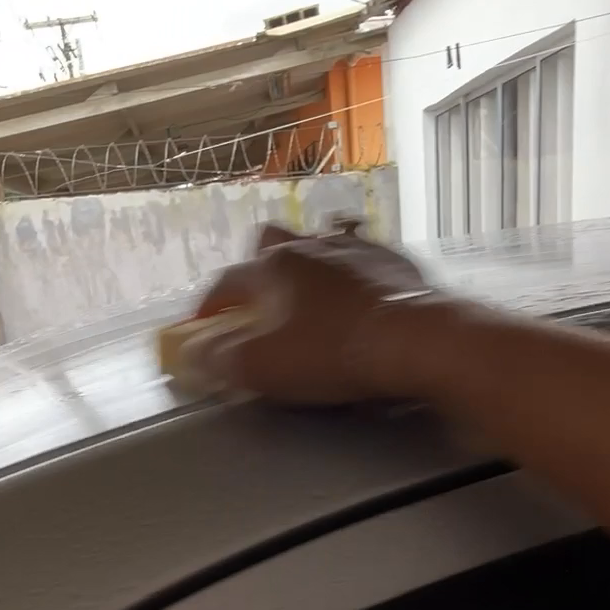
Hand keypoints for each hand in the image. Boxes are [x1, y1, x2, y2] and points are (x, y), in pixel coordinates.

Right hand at [183, 222, 453, 402]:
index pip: (224, 283)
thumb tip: (194, 355)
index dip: (207, 308)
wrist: (415, 339)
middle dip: (258, 267)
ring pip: (319, 242)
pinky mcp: (395, 261)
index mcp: (271, 268)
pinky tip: (360, 295)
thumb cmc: (333, 352)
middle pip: (270, 243)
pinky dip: (352, 274)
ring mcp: (355, 248)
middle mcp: (309, 247)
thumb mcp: (265, 366)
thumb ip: (222, 359)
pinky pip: (364, 257)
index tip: (201, 328)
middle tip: (260, 298)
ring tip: (310, 293)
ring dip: (308, 264)